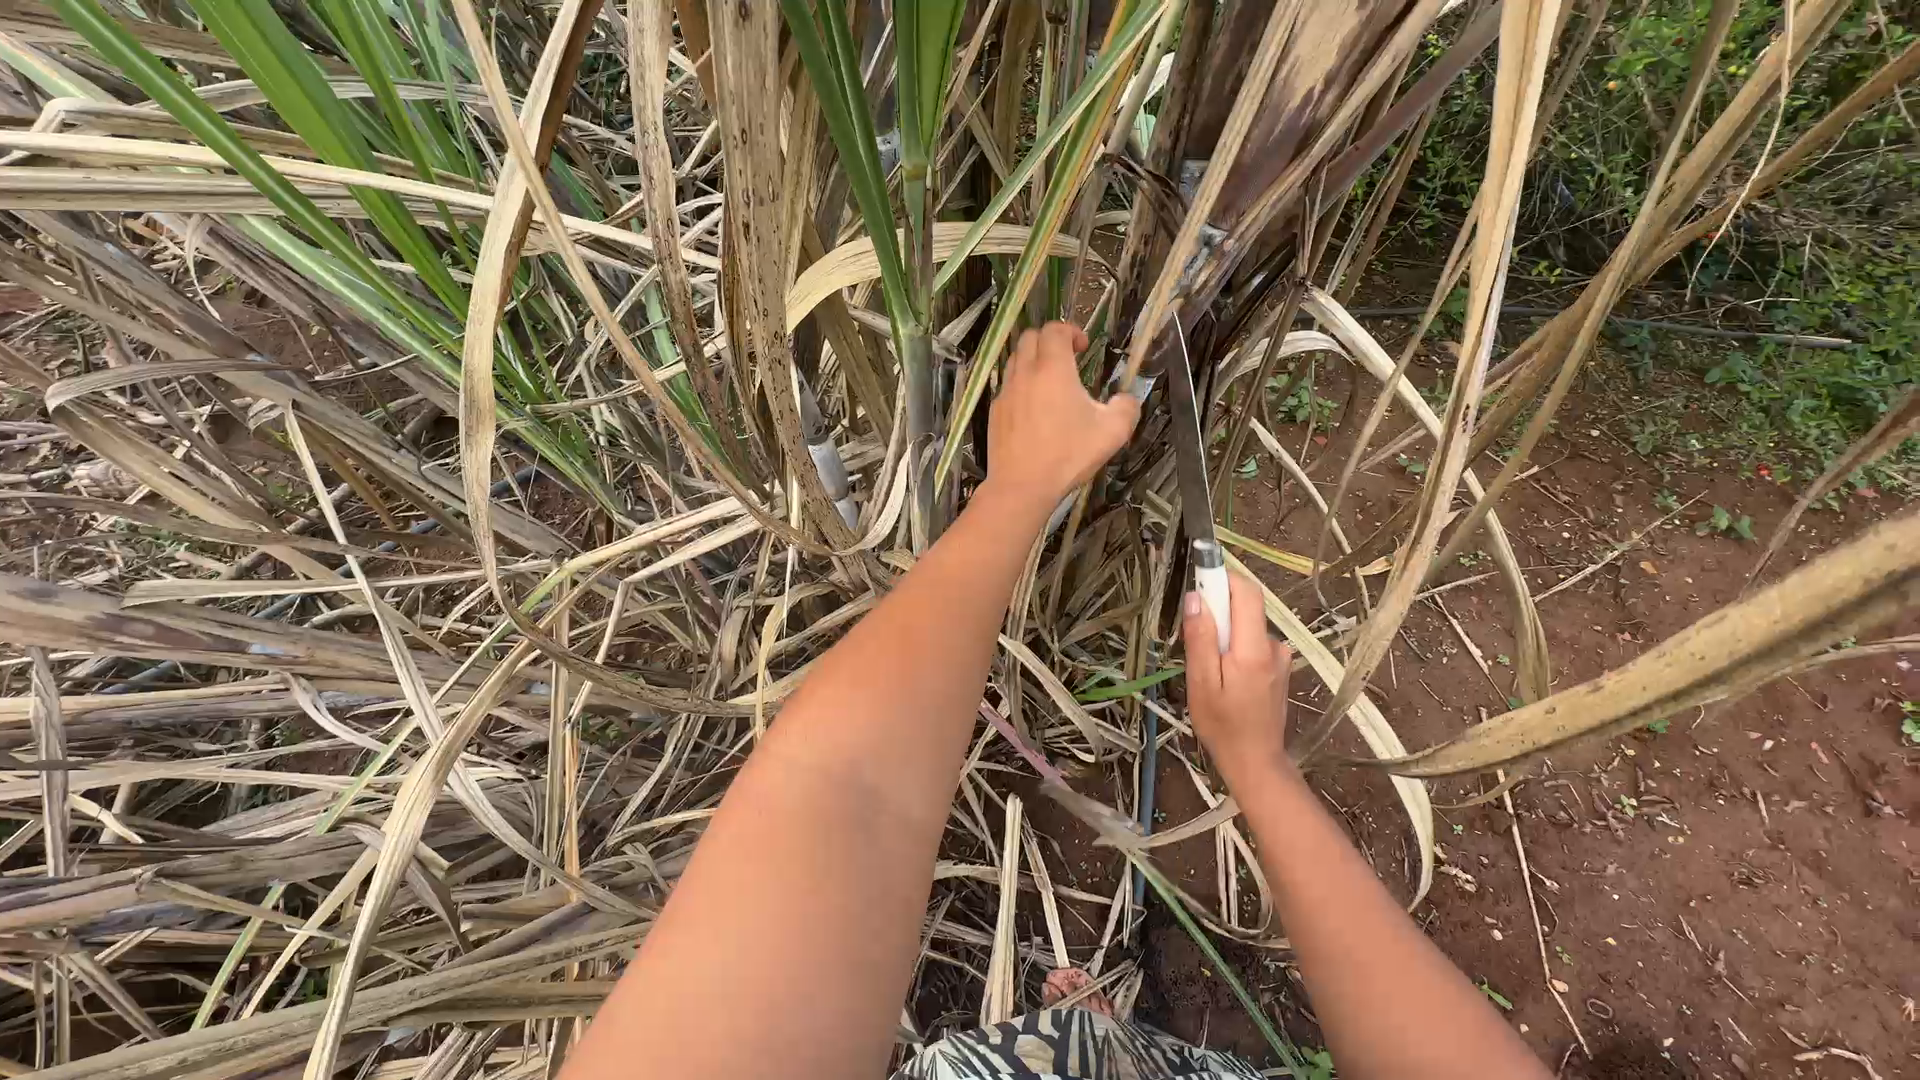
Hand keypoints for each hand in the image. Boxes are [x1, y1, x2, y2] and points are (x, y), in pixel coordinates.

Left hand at [982, 322, 1140, 510]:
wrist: (1022, 485)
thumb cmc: (1068, 456)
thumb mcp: (1112, 432)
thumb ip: (1126, 407)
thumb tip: (1126, 399)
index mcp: (1053, 369)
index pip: (1055, 329)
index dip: (1071, 330)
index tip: (1083, 347)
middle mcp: (1025, 373)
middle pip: (1030, 337)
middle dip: (1049, 340)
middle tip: (1067, 359)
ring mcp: (1006, 392)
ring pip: (1015, 359)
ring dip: (1033, 360)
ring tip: (1050, 382)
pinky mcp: (995, 411)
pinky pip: (1007, 385)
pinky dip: (1020, 384)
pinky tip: (1033, 408)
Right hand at [1183, 569, 1297, 790]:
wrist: (1255, 760)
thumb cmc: (1222, 725)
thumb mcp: (1202, 682)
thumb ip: (1200, 638)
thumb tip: (1195, 598)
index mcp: (1254, 649)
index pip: (1247, 592)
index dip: (1222, 578)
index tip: (1198, 582)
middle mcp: (1274, 646)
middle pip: (1246, 606)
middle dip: (1218, 609)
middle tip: (1195, 635)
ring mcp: (1280, 657)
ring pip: (1246, 626)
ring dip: (1224, 634)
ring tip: (1207, 667)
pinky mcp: (1279, 667)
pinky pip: (1251, 642)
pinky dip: (1234, 648)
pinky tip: (1223, 677)